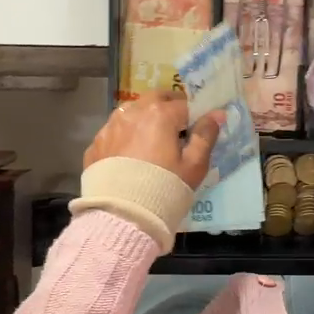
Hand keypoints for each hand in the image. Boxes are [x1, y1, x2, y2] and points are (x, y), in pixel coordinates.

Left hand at [84, 91, 223, 188]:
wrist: (122, 215)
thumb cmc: (165, 187)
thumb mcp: (194, 165)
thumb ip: (206, 135)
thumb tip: (217, 114)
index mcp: (159, 113)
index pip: (184, 104)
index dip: (194, 116)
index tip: (197, 130)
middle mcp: (132, 112)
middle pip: (155, 99)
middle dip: (169, 107)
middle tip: (177, 128)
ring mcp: (110, 127)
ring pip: (131, 111)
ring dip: (144, 117)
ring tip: (151, 140)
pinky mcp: (96, 144)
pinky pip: (115, 131)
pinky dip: (125, 135)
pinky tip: (129, 155)